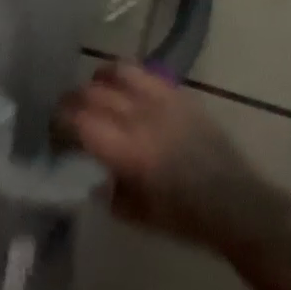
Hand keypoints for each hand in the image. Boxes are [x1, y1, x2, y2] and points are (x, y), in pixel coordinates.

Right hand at [59, 62, 265, 250]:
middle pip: (90, 93)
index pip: (77, 121)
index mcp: (127, 152)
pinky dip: (126, 78)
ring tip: (94, 95)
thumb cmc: (184, 218)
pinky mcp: (180, 95)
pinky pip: (145, 73)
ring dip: (97, 81)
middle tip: (66, 116)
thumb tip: (88, 171)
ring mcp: (162, 101)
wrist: (237, 204)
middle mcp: (141, 118)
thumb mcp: (134, 213)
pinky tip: (124, 92)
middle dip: (70, 102)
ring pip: (116, 71)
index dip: (58, 123)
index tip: (53, 133)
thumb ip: (105, 188)